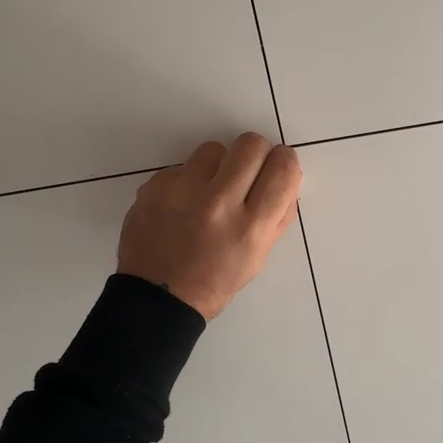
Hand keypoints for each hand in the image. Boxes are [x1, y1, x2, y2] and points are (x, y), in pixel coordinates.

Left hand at [117, 133, 302, 319]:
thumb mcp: (258, 256)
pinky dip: (188, 181)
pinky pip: (182, 167)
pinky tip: (184, 205)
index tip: (278, 168)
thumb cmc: (217, 281)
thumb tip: (288, 176)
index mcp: (251, 227)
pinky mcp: (154, 187)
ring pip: (214, 149)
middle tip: (249, 172)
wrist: (159, 297)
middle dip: (256, 154)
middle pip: (251, 144)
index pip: (283, 169)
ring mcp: (182, 192)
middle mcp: (218, 203)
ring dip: (219, 165)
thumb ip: (278, 215)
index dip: (285, 162)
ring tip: (211, 190)